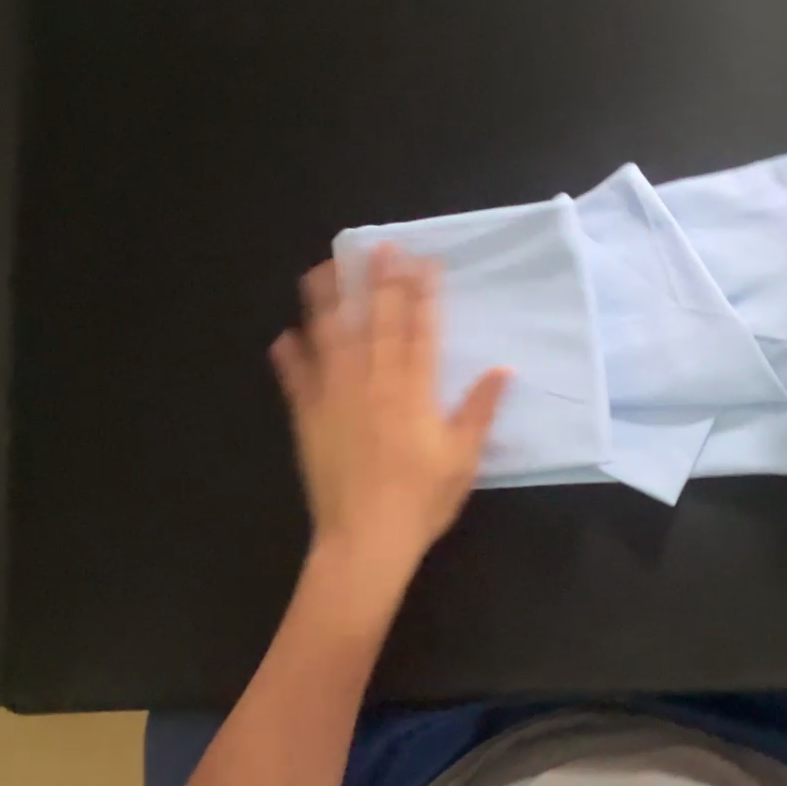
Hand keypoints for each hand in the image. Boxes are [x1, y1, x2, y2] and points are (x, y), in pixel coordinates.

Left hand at [270, 247, 510, 621]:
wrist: (365, 540)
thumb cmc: (421, 500)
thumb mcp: (463, 458)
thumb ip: (480, 410)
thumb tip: (503, 369)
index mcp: (413, 392)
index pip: (420, 330)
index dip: (422, 293)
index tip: (422, 261)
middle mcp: (373, 384)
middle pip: (376, 323)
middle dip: (378, 282)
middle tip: (379, 246)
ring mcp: (336, 399)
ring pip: (331, 340)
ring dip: (328, 303)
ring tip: (324, 269)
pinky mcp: (309, 420)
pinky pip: (297, 381)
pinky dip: (290, 358)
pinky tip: (283, 335)